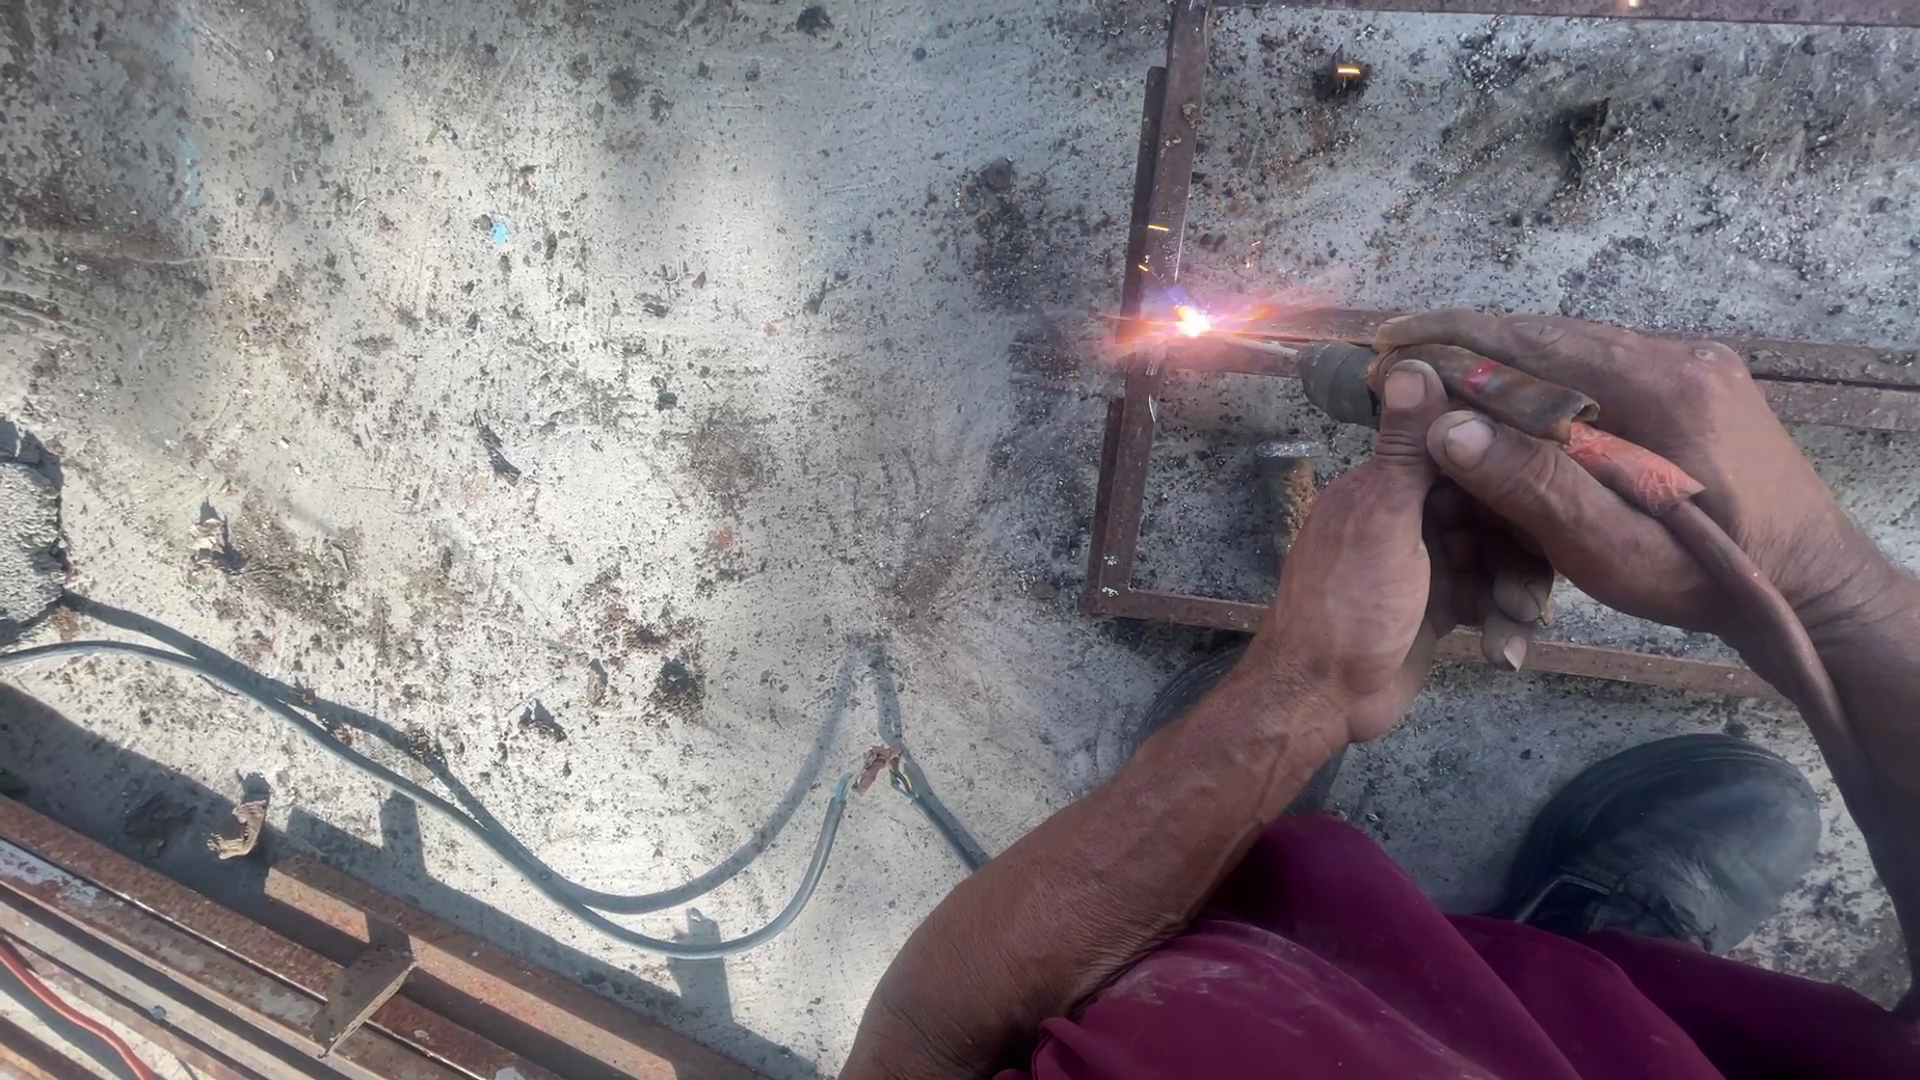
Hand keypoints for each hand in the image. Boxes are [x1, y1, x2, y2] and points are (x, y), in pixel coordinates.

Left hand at [1241, 359, 1552, 742]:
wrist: (1324, 694)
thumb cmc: (1348, 604)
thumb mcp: (1381, 520)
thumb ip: (1404, 450)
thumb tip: (1408, 362)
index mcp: (1384, 486)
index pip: (1465, 452)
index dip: (1514, 462)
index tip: (1569, 473)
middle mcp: (1405, 516)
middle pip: (1494, 506)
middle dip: (1526, 541)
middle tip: (1547, 571)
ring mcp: (1424, 562)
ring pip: (1500, 554)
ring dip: (1518, 587)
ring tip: (1518, 617)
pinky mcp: (1440, 603)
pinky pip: (1491, 593)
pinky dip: (1503, 616)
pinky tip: (1504, 645)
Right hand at [1374, 312, 1894, 649]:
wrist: (1807, 585)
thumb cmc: (1705, 578)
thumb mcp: (1611, 547)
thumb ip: (1534, 485)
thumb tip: (1445, 427)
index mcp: (1660, 388)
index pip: (1530, 343)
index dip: (1446, 341)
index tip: (1383, 348)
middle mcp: (1674, 359)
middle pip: (1540, 337)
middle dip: (1455, 346)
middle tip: (1388, 363)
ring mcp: (1682, 368)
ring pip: (1558, 349)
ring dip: (1485, 360)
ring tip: (1423, 374)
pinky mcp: (1679, 386)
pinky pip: (1580, 369)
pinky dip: (1521, 377)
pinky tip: (1486, 397)